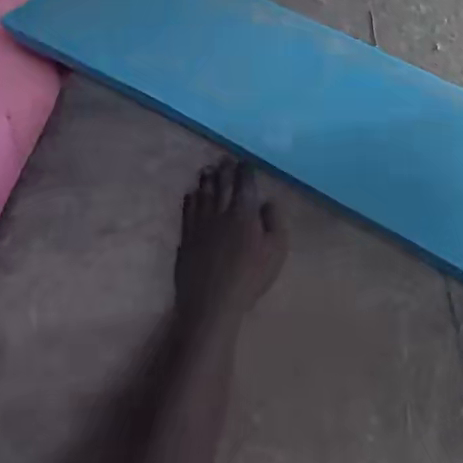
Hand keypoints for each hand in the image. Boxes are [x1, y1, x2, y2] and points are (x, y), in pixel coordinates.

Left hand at [172, 159, 288, 323]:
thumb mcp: (276, 250)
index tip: (245, 161)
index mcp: (245, 213)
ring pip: (203, 195)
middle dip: (225, 170)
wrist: (212, 303)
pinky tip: (191, 194)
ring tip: (207, 169)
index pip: (245, 184)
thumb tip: (268, 201)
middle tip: (225, 158)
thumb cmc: (250, 277)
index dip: (245, 171)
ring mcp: (200, 225)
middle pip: (222, 185)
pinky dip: (190, 200)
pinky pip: (187, 212)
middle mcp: (221, 213)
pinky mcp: (186, 238)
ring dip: (206, 180)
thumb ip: (274, 221)